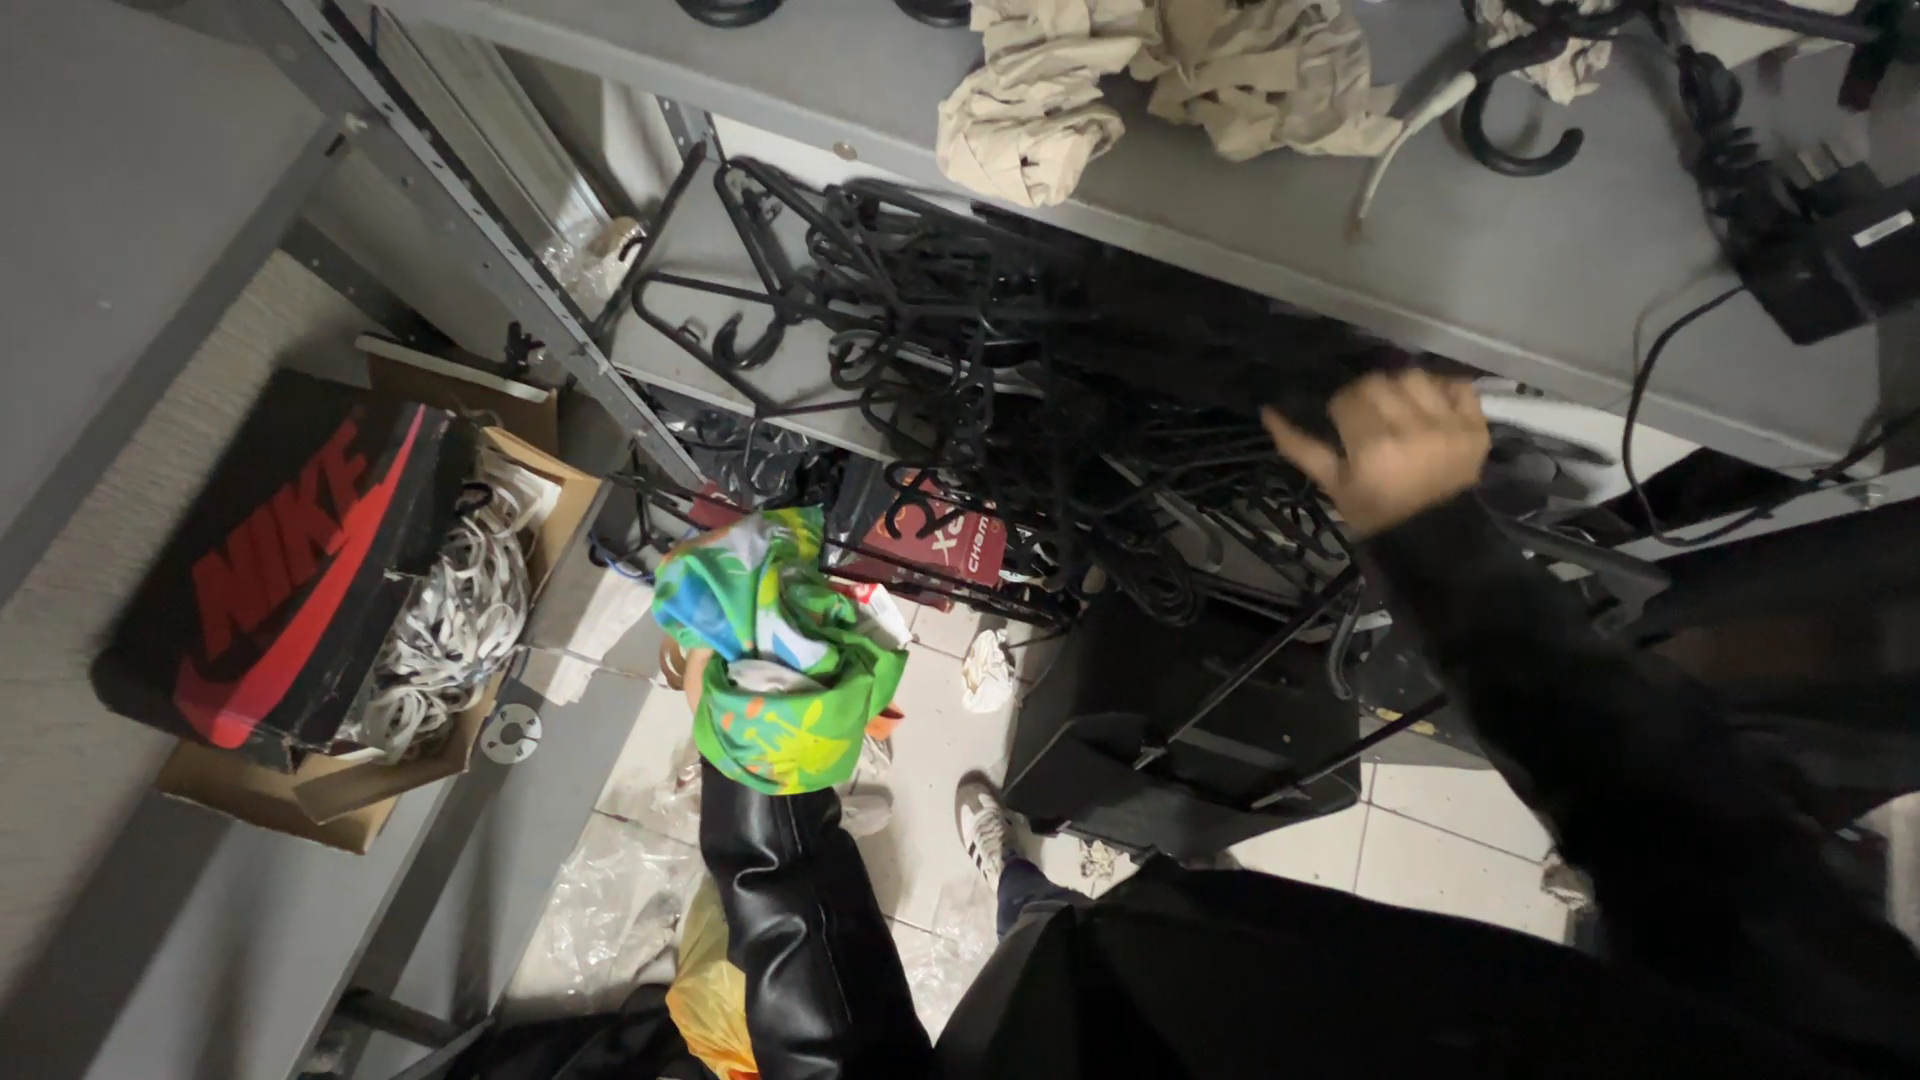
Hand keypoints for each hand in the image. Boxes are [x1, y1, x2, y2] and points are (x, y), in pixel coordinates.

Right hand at [1261, 371, 1489, 536]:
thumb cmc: (1372, 510)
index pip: (1347, 399)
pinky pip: (1458, 385)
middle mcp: (1412, 429)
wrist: (1429, 534)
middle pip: (1379, 382)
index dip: (1339, 408)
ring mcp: (1448, 426)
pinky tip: (1428, 404)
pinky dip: (1441, 387)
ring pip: (1415, 377)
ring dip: (1400, 386)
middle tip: (1366, 414)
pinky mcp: (1476, 427)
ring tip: (1397, 406)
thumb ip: (1299, 446)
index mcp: (1371, 445)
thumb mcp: (1331, 483)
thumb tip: (1267, 412)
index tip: (1342, 423)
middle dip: (1366, 395)